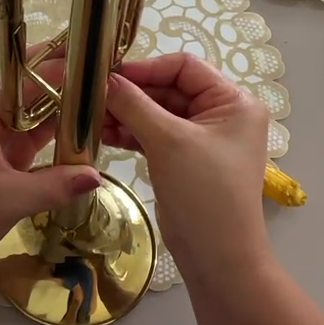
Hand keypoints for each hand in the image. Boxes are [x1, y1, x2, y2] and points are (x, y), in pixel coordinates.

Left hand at [0, 76, 101, 272]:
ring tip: (101, 92)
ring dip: (63, 104)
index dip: (48, 64)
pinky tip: (86, 126)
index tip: (83, 57)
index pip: (17, 79)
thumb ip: (52, 187)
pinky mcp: (7, 156)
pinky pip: (37, 134)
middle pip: (28, 89)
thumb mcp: (9, 200)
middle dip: (61, 79)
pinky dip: (59, 130)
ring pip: (35, 111)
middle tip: (102, 71)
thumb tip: (95, 175)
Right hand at [103, 54, 271, 270]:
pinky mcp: (183, 160)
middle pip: (168, 89)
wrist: (217, 257)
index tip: (108, 75)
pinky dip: (130, 133)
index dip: (145, 68)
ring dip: (125, 114)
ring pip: (156, 113)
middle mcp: (221, 115)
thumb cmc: (204, 191)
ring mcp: (201, 139)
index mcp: (233, 102)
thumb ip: (134, 105)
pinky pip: (153, 135)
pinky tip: (102, 134)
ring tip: (90, 118)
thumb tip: (103, 79)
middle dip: (130, 94)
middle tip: (91, 97)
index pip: (184, 67)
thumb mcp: (168, 141)